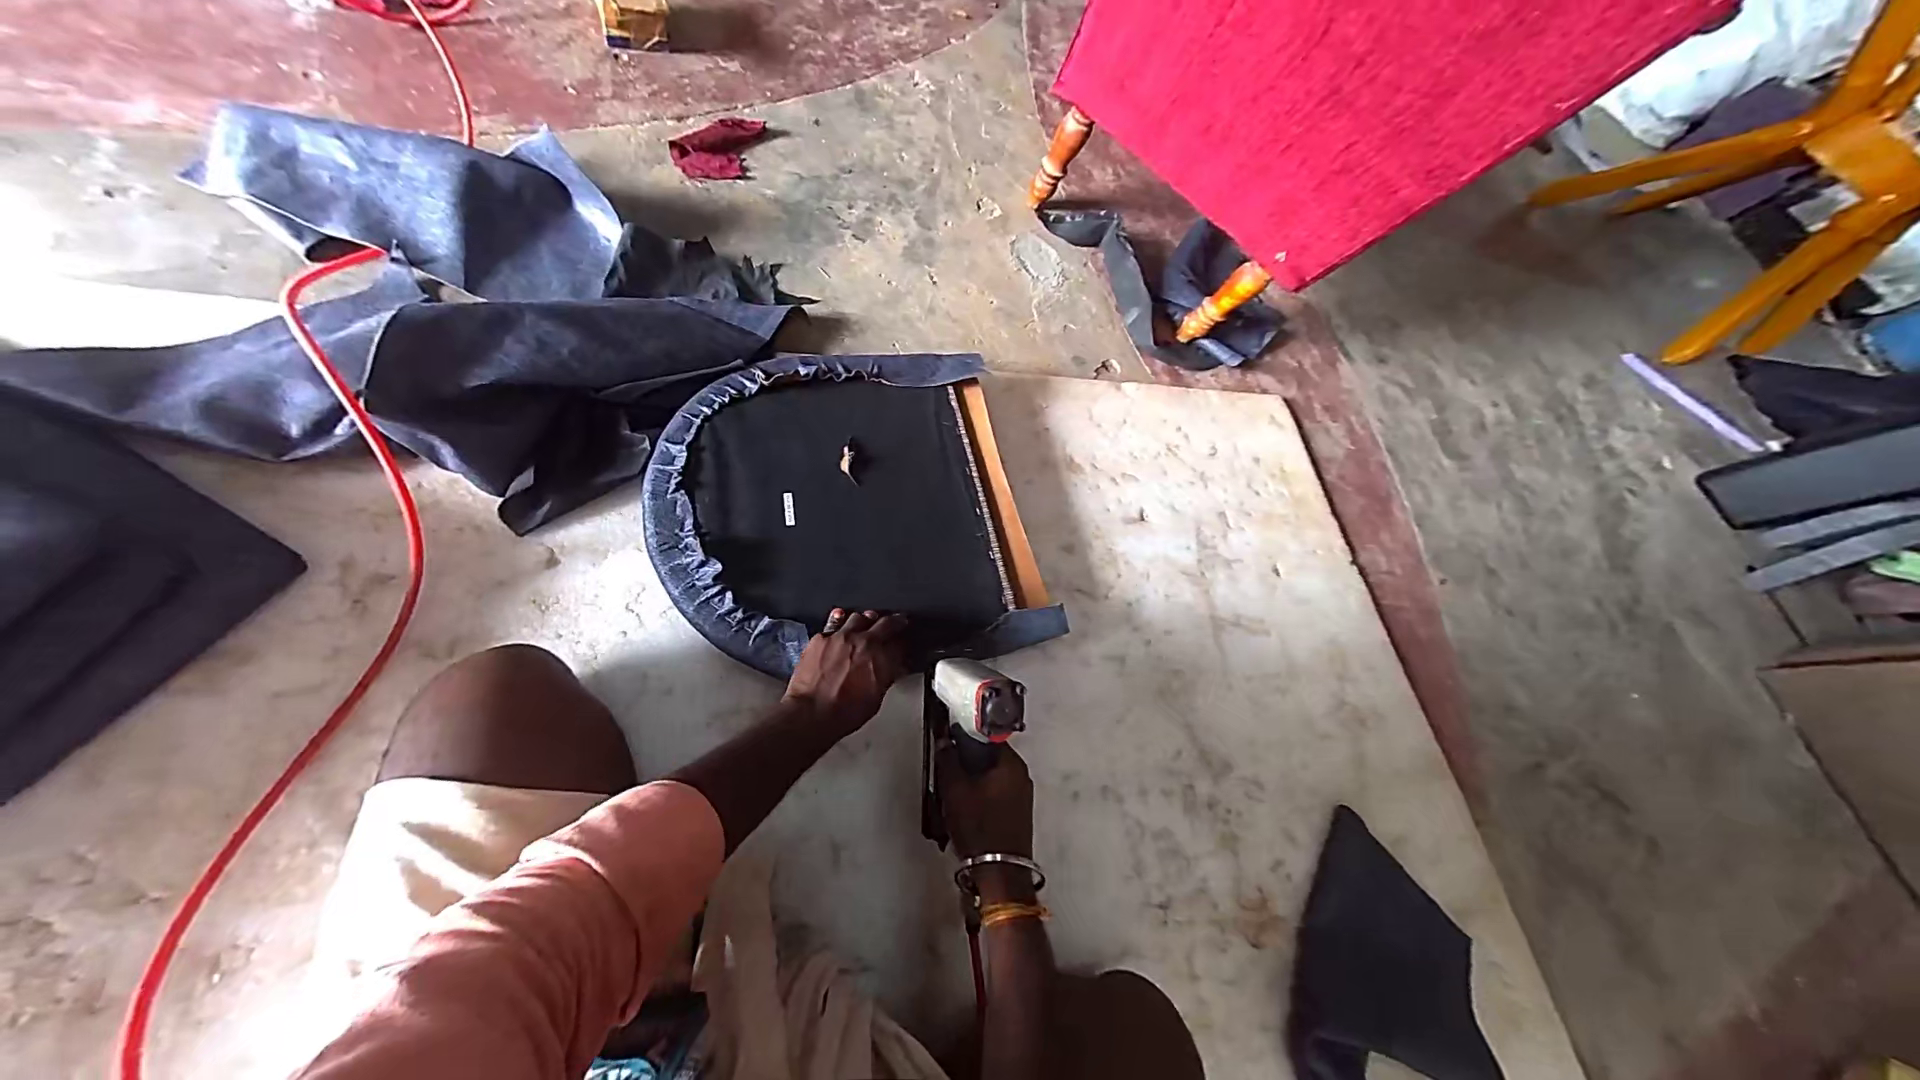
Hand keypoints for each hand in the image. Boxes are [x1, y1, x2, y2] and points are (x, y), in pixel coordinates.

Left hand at [781, 608, 908, 736]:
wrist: (812, 712)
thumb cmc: (842, 712)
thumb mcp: (875, 699)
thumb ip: (885, 678)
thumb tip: (890, 671)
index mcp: (883, 659)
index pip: (901, 643)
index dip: (904, 642)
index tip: (903, 643)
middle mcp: (865, 642)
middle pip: (886, 623)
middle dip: (894, 622)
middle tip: (897, 622)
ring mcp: (842, 637)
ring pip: (860, 617)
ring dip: (866, 620)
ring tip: (868, 620)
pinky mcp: (822, 637)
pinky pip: (834, 621)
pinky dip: (840, 620)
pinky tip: (841, 618)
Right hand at [936, 742, 1033, 861]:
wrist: (998, 872)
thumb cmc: (979, 827)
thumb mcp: (955, 789)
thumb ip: (948, 760)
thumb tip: (944, 741)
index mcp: (1012, 764)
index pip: (988, 735)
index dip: (965, 735)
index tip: (949, 740)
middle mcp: (1021, 777)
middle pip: (989, 757)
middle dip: (966, 763)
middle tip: (947, 771)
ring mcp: (1021, 797)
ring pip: (990, 777)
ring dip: (971, 781)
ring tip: (951, 794)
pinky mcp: (1017, 814)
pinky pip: (995, 794)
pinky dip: (979, 796)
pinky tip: (963, 810)